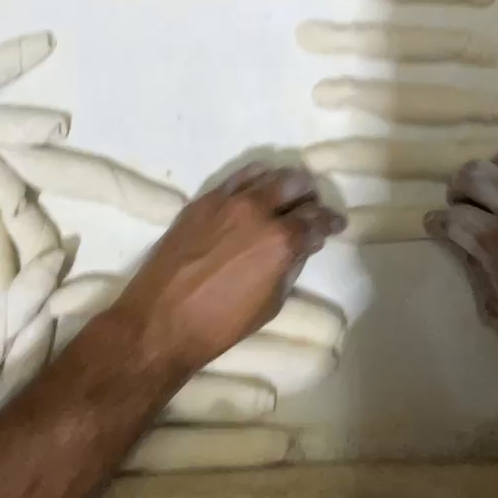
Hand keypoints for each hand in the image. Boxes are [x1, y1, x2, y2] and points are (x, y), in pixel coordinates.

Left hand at [112, 162, 343, 377]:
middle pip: (296, 184)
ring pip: (268, 174)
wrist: (161, 320)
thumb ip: (292, 266)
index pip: (317, 220)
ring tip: (287, 195)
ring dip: (285, 183)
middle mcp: (258, 210)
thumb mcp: (272, 302)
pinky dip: (256, 179)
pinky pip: (238, 176)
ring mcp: (228, 200)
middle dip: (310, 196)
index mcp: (281, 240)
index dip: (331, 222)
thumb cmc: (221, 323)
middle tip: (311, 208)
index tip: (337, 224)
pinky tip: (258, 189)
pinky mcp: (204, 200)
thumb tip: (304, 244)